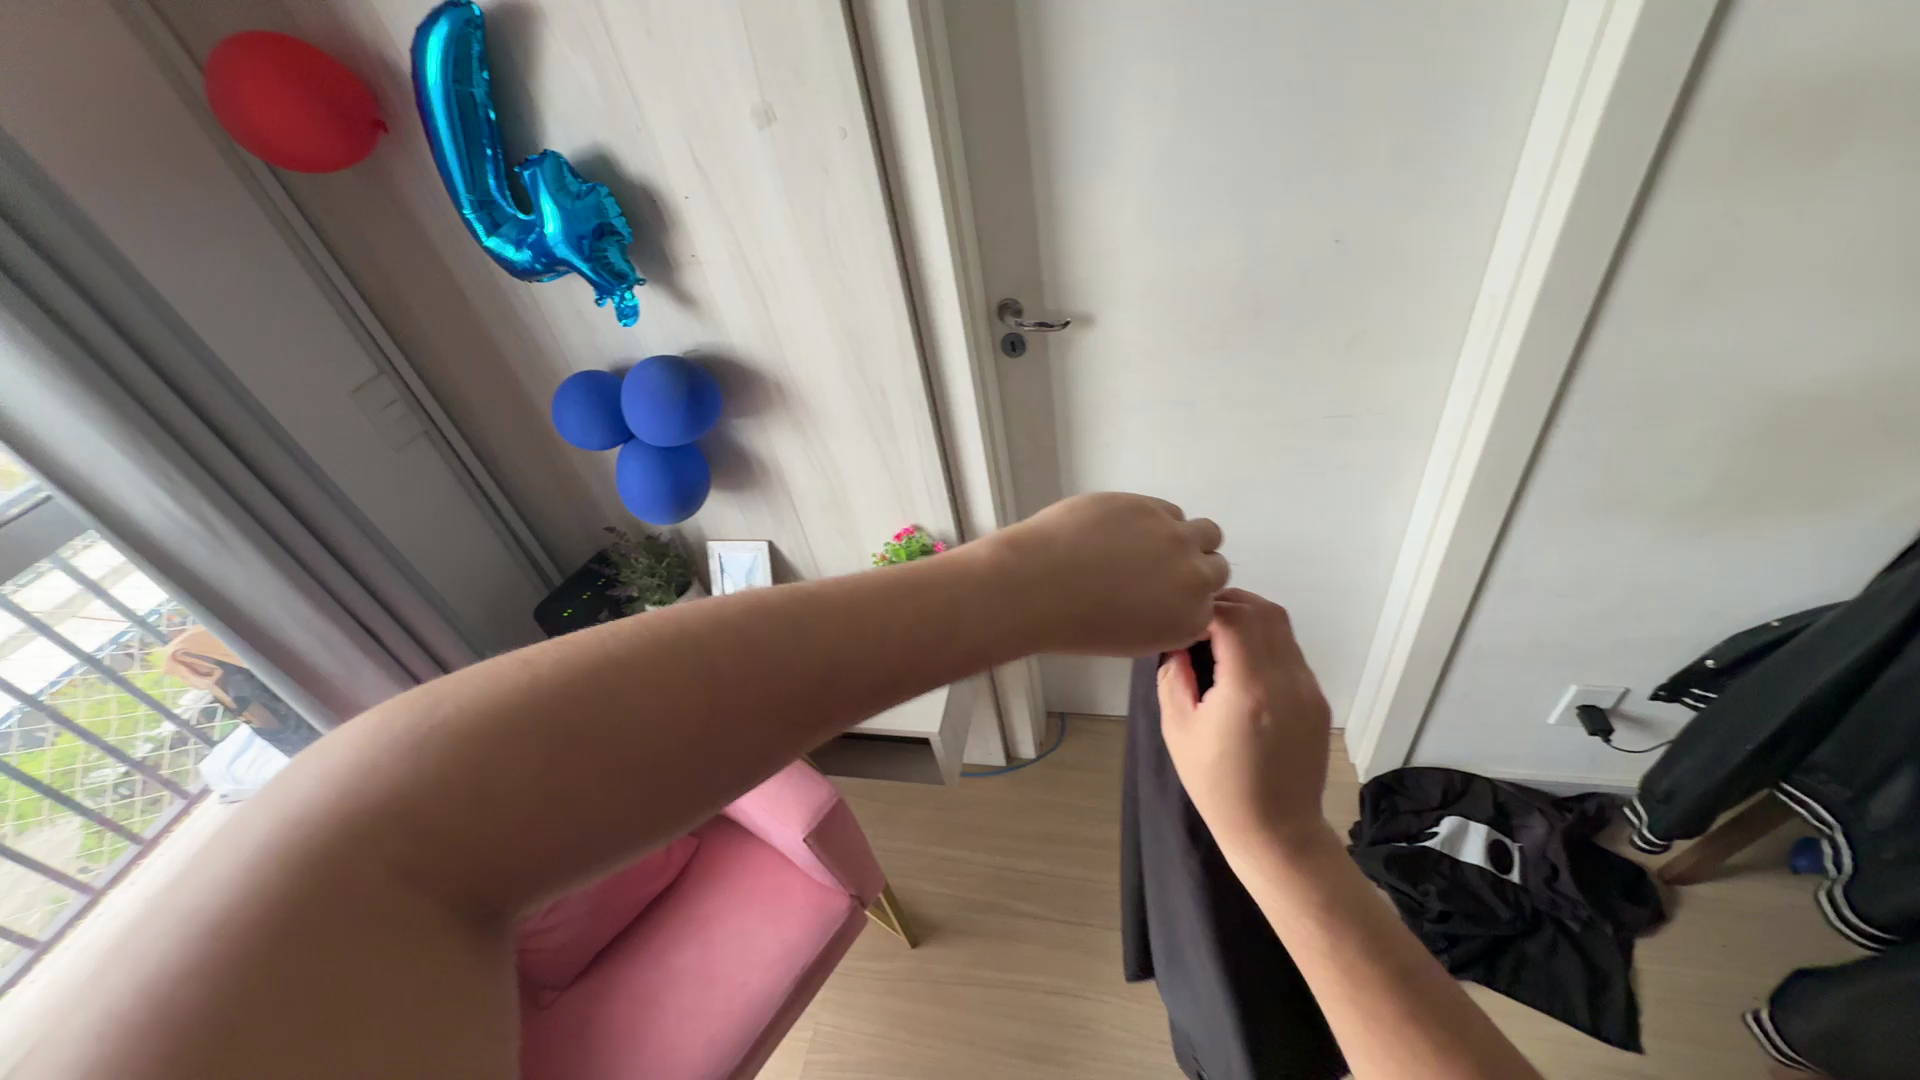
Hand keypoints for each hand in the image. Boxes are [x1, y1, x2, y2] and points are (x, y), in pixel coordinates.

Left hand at [978, 492, 1226, 655]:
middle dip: (1194, 567)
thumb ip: (1162, 621)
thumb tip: (1167, 600)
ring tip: (1146, 543)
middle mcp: (1195, 579)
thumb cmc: (1073, 623)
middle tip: (1159, 567)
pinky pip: (1169, 509)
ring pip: (1205, 531)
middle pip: (1216, 566)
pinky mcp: (1149, 506)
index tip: (1166, 593)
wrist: (1036, 585)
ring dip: (1185, 537)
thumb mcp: (1130, 640)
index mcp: (1187, 620)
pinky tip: (1122, 528)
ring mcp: (1175, 538)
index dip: (1188, 596)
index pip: (1210, 604)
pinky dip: (1155, 518)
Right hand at [1158, 589, 1332, 852]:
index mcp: (1249, 690)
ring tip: (1215, 633)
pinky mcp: (1316, 699)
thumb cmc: (1217, 786)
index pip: (1233, 617)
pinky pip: (1290, 650)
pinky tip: (1239, 661)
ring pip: (1281, 625)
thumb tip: (1177, 642)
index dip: (1203, 608)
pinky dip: (1263, 640)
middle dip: (1227, 602)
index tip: (1180, 620)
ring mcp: (1308, 688)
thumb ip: (1174, 677)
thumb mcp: (1178, 730)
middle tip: (1196, 618)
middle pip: (1263, 611)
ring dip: (1247, 617)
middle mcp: (1287, 681)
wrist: (1276, 831)